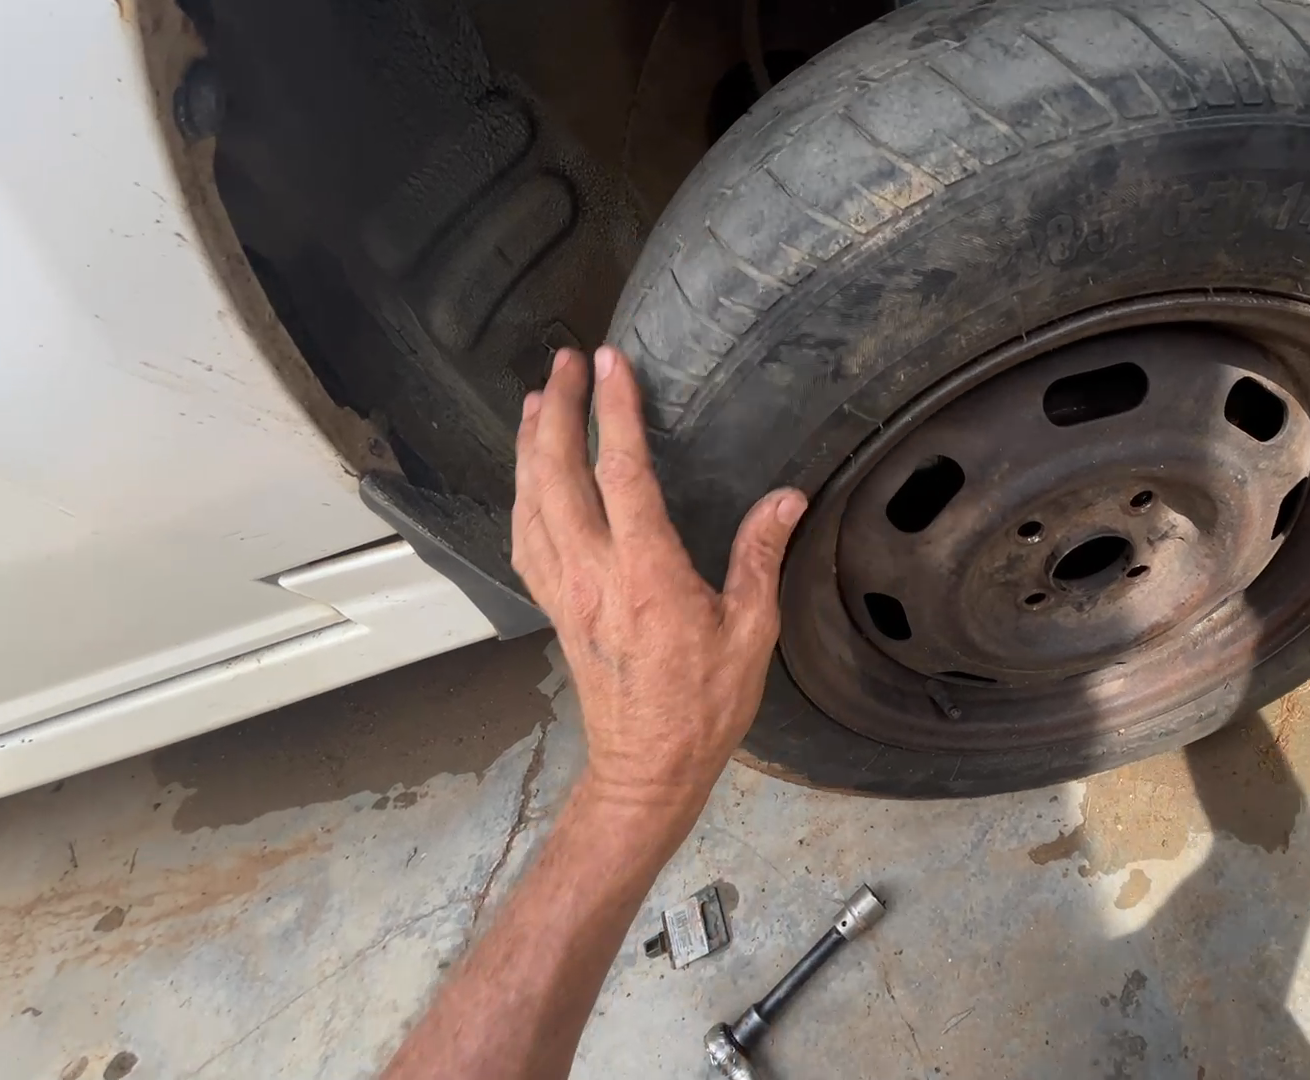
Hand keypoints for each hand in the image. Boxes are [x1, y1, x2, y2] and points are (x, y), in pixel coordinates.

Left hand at [511, 345, 805, 819]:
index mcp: (647, 575)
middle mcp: (594, 574)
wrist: (649, 766)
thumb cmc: (705, 703)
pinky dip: (522, 494)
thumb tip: (787, 498)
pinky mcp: (556, 608)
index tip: (612, 366)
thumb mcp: (751, 632)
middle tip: (564, 363)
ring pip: (530, 502)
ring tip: (536, 401)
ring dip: (529, 445)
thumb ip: (760, 557)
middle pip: (558, 476)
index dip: (617, 415)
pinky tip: (528, 478)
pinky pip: (525, 538)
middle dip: (557, 412)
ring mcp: (565, 591)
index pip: (624, 475)